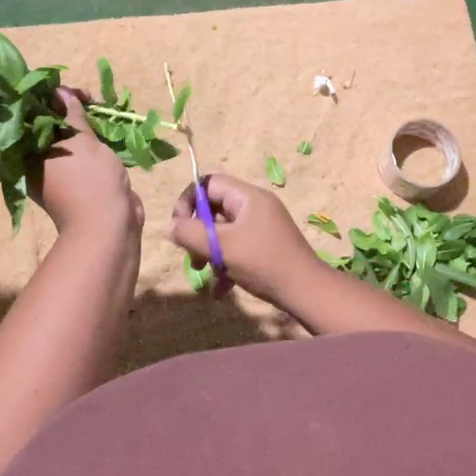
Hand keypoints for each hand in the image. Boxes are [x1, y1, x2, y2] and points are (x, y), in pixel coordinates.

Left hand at [33, 89, 142, 240]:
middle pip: (49, 124)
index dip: (52, 96)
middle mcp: (36, 161)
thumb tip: (59, 91)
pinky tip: (106, 131)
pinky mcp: (77, 179)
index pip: (32, 112)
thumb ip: (70, 114)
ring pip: (67, 137)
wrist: (108, 226)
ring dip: (84, 123)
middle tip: (91, 100)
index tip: (77, 93)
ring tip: (101, 112)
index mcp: (28, 152)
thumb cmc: (89, 181)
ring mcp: (57, 172)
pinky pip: (80, 152)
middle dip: (71, 108)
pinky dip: (91, 141)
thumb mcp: (81, 141)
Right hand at [169, 175, 321, 301]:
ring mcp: (262, 229)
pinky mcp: (265, 249)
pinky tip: (220, 289)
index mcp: (249, 197)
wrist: (306, 291)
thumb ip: (191, 233)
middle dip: (198, 233)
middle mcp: (256, 208)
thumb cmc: (264, 262)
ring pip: (223, 233)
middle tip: (190, 254)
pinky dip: (225, 265)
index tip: (179, 225)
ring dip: (210, 253)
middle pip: (214, 210)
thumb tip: (169, 226)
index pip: (210, 184)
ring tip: (204, 273)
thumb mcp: (222, 246)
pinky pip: (236, 250)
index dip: (188, 200)